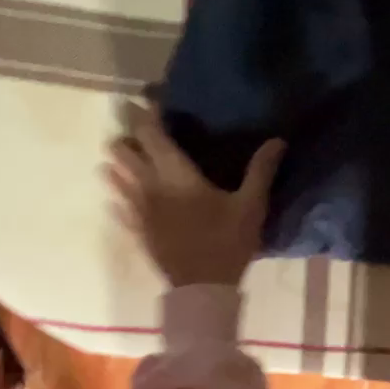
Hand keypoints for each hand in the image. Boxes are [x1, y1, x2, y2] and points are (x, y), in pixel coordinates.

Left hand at [104, 102, 285, 287]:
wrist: (202, 287)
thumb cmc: (227, 242)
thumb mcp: (251, 206)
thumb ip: (261, 171)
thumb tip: (277, 141)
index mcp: (176, 173)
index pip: (150, 132)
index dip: (146, 112)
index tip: (151, 101)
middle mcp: (148, 184)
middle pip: (121, 148)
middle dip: (129, 136)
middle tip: (145, 133)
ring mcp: (136, 208)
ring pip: (112, 173)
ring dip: (120, 162)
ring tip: (135, 159)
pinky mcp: (134, 228)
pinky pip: (116, 203)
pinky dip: (119, 192)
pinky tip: (129, 193)